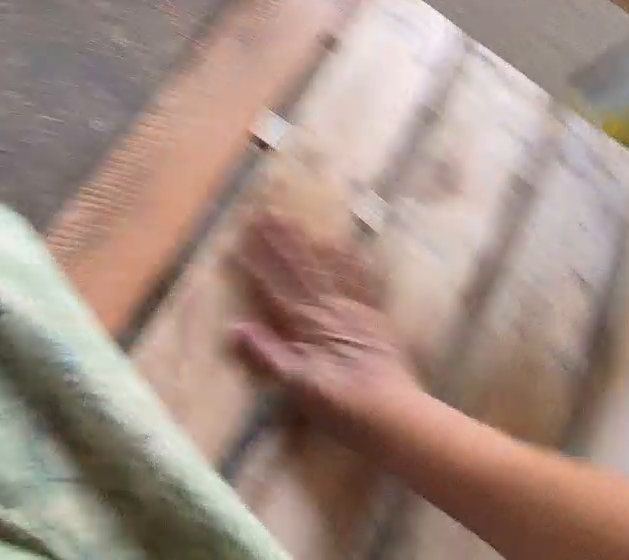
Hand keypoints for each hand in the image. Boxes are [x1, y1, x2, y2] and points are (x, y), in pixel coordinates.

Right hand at [231, 210, 423, 445]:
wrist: (393, 417)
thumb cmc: (341, 406)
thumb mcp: (296, 386)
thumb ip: (266, 354)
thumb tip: (234, 327)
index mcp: (304, 324)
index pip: (273, 284)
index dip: (257, 257)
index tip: (245, 232)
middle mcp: (325, 309)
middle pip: (297, 268)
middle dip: (280, 240)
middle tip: (267, 211)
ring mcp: (351, 310)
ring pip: (324, 269)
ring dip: (308, 244)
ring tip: (296, 220)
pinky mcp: (373, 318)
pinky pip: (360, 283)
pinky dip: (351, 262)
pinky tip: (345, 244)